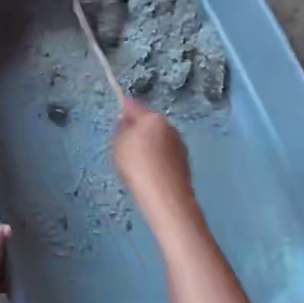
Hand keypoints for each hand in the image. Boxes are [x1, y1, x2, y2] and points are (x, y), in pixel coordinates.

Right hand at [114, 103, 196, 220]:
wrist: (165, 195)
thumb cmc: (137, 165)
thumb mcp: (118, 143)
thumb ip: (121, 128)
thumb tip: (126, 120)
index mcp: (153, 118)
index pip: (136, 107)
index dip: (125, 110)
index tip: (119, 119)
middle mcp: (170, 127)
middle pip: (150, 124)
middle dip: (139, 131)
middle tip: (124, 147)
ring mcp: (180, 145)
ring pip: (159, 140)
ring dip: (150, 146)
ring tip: (137, 165)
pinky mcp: (185, 163)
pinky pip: (166, 155)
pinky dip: (159, 160)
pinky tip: (150, 174)